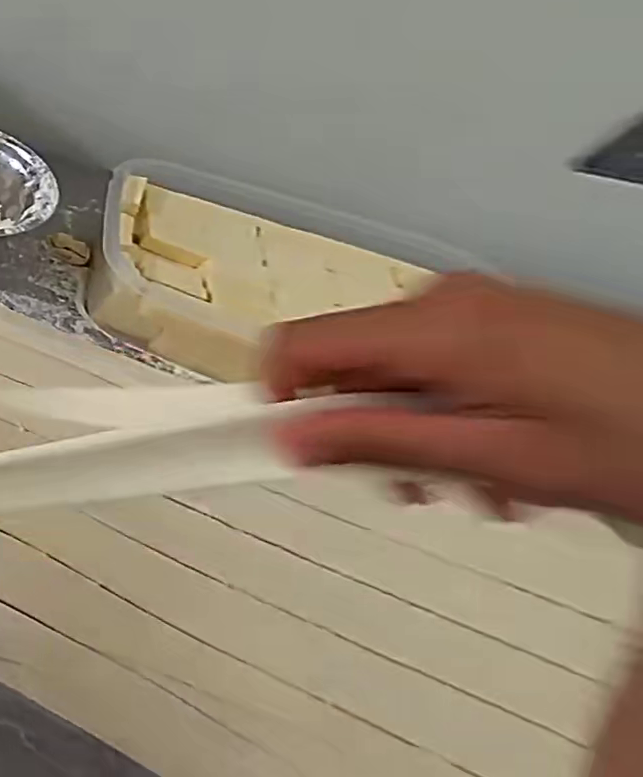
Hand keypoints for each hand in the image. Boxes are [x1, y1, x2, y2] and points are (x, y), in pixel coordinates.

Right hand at [266, 273, 642, 522]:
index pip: (296, 346)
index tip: (278, 433)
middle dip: (355, 419)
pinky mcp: (494, 315)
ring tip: (456, 473)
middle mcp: (442, 302)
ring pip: (382, 362)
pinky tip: (481, 443)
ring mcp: (471, 304)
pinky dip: (433, 400)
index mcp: (435, 327)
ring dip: (399, 418)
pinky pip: (422, 354)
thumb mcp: (503, 458)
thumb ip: (376, 443)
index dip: (273, 391)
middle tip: (394, 474)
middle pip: (341, 358)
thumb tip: (288, 440)